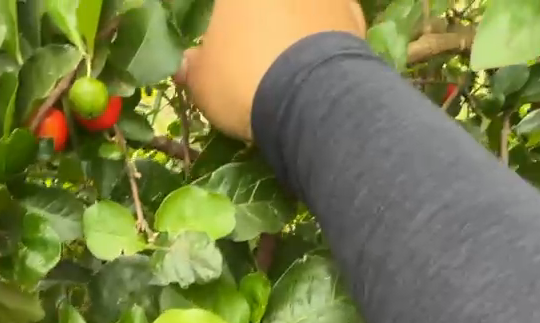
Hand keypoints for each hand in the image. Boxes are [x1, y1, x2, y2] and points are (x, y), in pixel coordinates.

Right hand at [180, 0, 366, 140]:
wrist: (307, 97)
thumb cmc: (241, 80)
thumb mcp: (202, 82)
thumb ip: (193, 67)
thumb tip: (187, 63)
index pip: (227, 6)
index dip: (225, 24)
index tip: (223, 49)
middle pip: (266, 9)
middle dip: (259, 25)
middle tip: (252, 56)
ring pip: (301, 10)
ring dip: (293, 29)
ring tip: (286, 66)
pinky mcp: (352, 11)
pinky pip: (332, 22)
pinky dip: (323, 40)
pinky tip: (313, 70)